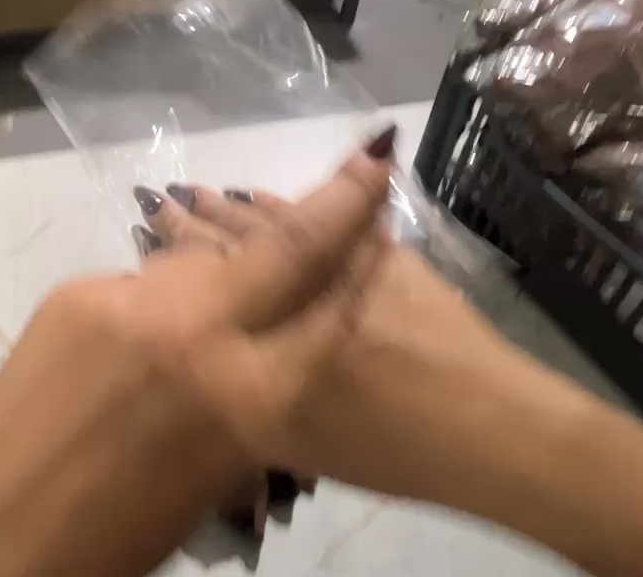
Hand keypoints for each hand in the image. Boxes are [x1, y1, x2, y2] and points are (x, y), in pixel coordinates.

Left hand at [0, 132, 396, 576]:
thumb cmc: (119, 527)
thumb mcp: (214, 469)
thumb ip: (249, 394)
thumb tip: (259, 333)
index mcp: (243, 400)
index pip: (327, 312)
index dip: (361, 257)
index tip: (382, 207)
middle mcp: (193, 333)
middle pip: (279, 252)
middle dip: (332, 206)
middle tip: (365, 167)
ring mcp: (129, 301)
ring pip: (203, 259)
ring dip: (228, 262)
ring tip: (235, 263)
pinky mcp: (78, 289)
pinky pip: (144, 280)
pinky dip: (163, 293)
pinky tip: (151, 323)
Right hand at [141, 148, 542, 501]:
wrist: (489, 430)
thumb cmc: (394, 449)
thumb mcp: (301, 438)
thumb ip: (252, 380)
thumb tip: (217, 335)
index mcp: (272, 360)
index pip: (213, 284)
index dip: (177, 252)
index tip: (153, 230)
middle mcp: (298, 308)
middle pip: (233, 250)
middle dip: (194, 224)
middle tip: (164, 200)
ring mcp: (338, 273)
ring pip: (270, 230)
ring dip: (233, 210)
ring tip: (199, 193)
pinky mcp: (376, 251)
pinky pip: (320, 220)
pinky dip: (285, 209)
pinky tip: (260, 196)